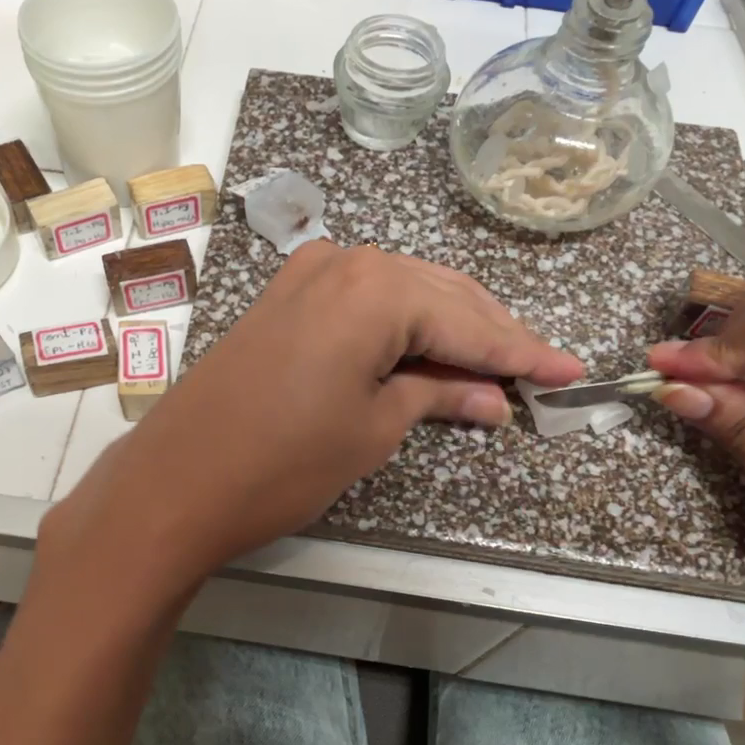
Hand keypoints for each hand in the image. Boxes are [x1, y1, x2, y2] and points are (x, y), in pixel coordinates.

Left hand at [45, 242, 582, 589]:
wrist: (175, 482)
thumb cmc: (281, 462)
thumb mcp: (372, 430)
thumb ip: (437, 397)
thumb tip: (492, 398)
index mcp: (376, 287)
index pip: (470, 320)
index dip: (523, 352)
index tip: (569, 372)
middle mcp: (343, 262)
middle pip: (439, 296)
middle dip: (489, 337)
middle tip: (538, 373)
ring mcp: (304, 276)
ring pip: (400, 296)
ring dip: (445, 330)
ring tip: (491, 371)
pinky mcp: (281, 300)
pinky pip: (359, 304)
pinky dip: (397, 328)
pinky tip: (424, 353)